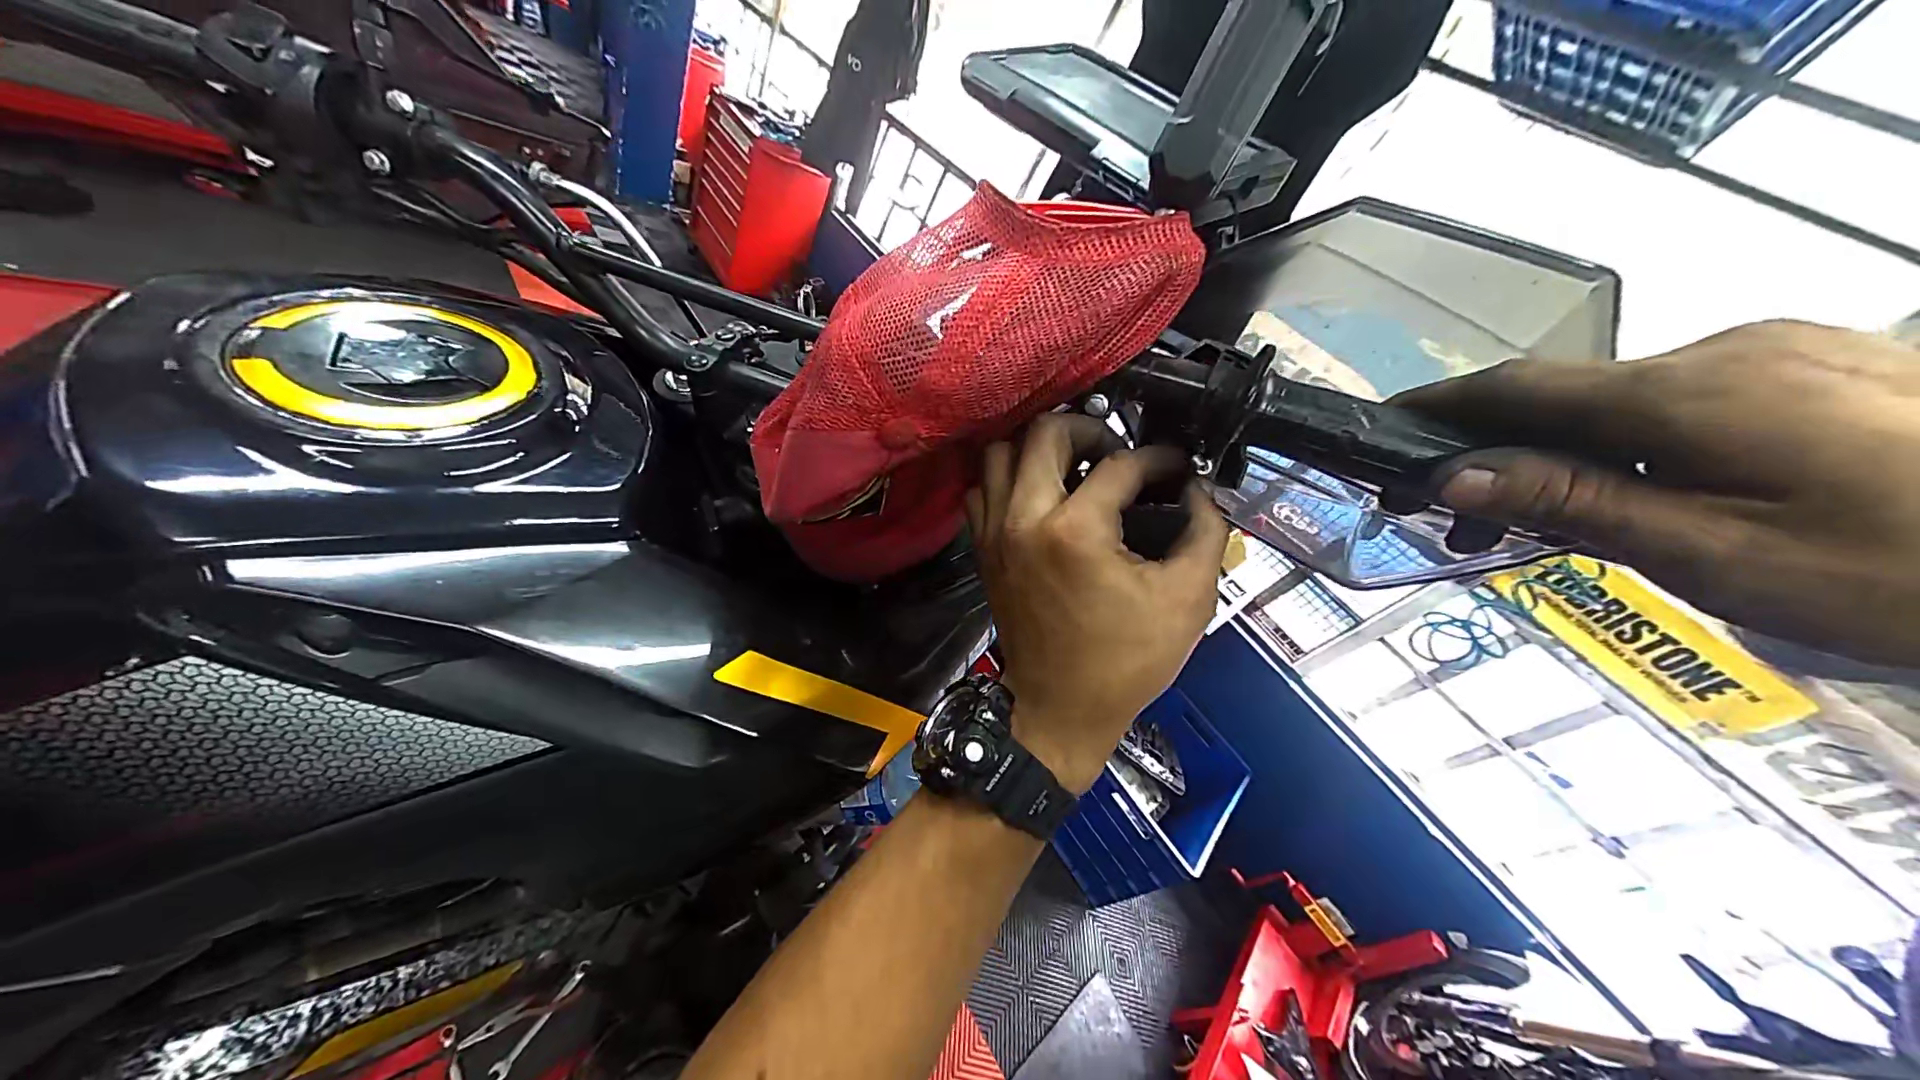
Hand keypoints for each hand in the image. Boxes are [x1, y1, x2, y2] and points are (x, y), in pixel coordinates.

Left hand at [966, 414, 1228, 793]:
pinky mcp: (982, 549)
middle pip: (1044, 432)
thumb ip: (1205, 532)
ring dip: (1040, 449)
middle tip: (1117, 453)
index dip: (1159, 460)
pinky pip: (982, 488)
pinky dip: (1008, 479)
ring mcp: (994, 533)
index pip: (1120, 464)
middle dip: (1089, 429)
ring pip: (1001, 452)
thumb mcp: (1187, 599)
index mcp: (1075, 531)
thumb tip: (1199, 491)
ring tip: (1075, 469)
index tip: (1176, 470)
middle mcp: (1024, 519)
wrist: (1061, 709)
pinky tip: (1040, 496)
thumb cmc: (1125, 662)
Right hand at [1392, 320, 1919, 666]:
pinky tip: (1632, 495)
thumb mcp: (1717, 556)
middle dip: (1492, 452)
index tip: (1380, 430)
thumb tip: (1455, 478)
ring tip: (1538, 526)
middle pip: (1565, 397)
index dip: (1437, 407)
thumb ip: (1577, 506)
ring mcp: (1781, 354)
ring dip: (1558, 457)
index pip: (1518, 388)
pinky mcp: (1821, 371)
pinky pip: (1679, 404)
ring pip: (1620, 403)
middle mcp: (1723, 351)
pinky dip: (1622, 449)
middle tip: (1457, 525)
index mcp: (1688, 392)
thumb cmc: (1911, 575)